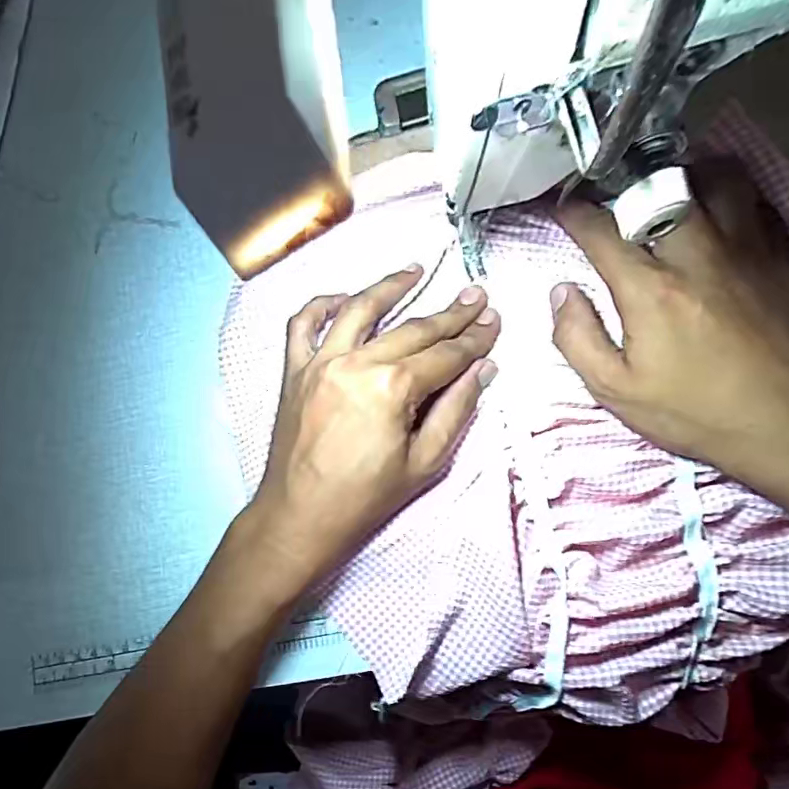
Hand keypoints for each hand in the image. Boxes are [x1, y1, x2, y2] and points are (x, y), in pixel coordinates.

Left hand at [241, 266, 499, 590]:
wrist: (301, 517)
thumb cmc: (366, 498)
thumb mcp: (425, 462)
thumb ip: (456, 410)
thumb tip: (483, 370)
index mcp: (392, 388)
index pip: (445, 355)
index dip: (475, 338)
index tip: (494, 319)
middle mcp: (356, 363)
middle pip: (413, 329)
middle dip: (450, 313)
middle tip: (476, 294)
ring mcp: (320, 362)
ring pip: (360, 310)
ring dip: (390, 287)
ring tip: (416, 271)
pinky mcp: (294, 371)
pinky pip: (304, 324)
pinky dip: (323, 305)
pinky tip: (344, 296)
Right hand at [551, 164, 788, 512]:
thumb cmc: (697, 413)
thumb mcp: (619, 393)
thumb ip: (579, 340)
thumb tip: (563, 294)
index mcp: (650, 288)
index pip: (600, 229)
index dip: (574, 214)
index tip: (565, 210)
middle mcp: (697, 251)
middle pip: (657, 187)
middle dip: (628, 188)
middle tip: (618, 204)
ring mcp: (745, 247)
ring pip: (714, 177)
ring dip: (686, 178)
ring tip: (674, 197)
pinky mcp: (781, 254)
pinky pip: (756, 201)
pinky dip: (732, 199)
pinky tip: (723, 219)